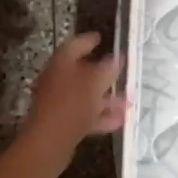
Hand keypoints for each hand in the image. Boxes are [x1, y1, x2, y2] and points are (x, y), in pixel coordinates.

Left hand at [22, 33, 125, 150]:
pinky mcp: (61, 121)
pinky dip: (100, 115)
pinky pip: (84, 113)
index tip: (101, 37)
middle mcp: (57, 78)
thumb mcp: (96, 82)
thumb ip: (108, 68)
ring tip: (127, 102)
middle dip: (103, 75)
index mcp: (62, 61)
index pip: (76, 44)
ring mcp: (58, 101)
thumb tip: (117, 58)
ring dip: (106, 98)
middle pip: (81, 71)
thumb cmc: (73, 103)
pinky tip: (118, 121)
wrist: (49, 140)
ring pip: (85, 95)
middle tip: (121, 74)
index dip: (89, 40)